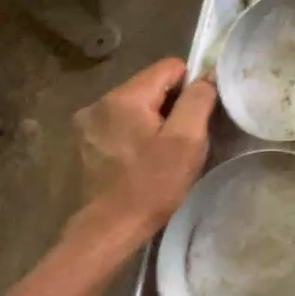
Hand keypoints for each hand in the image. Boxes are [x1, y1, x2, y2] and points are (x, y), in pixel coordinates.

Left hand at [72, 58, 215, 242]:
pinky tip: (148, 153)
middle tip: (186, 133)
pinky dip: (142, 128)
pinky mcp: (87, 140)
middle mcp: (98, 104)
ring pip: (140, 102)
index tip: (199, 114)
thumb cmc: (153, 182)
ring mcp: (88, 123)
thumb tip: (207, 75)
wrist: (110, 228)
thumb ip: (198, 99)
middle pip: (153, 83)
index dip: (193, 85)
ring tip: (168, 145)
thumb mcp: (187, 138)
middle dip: (175, 102)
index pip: (170, 67)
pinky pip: (126, 119)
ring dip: (159, 116)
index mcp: (123, 99)